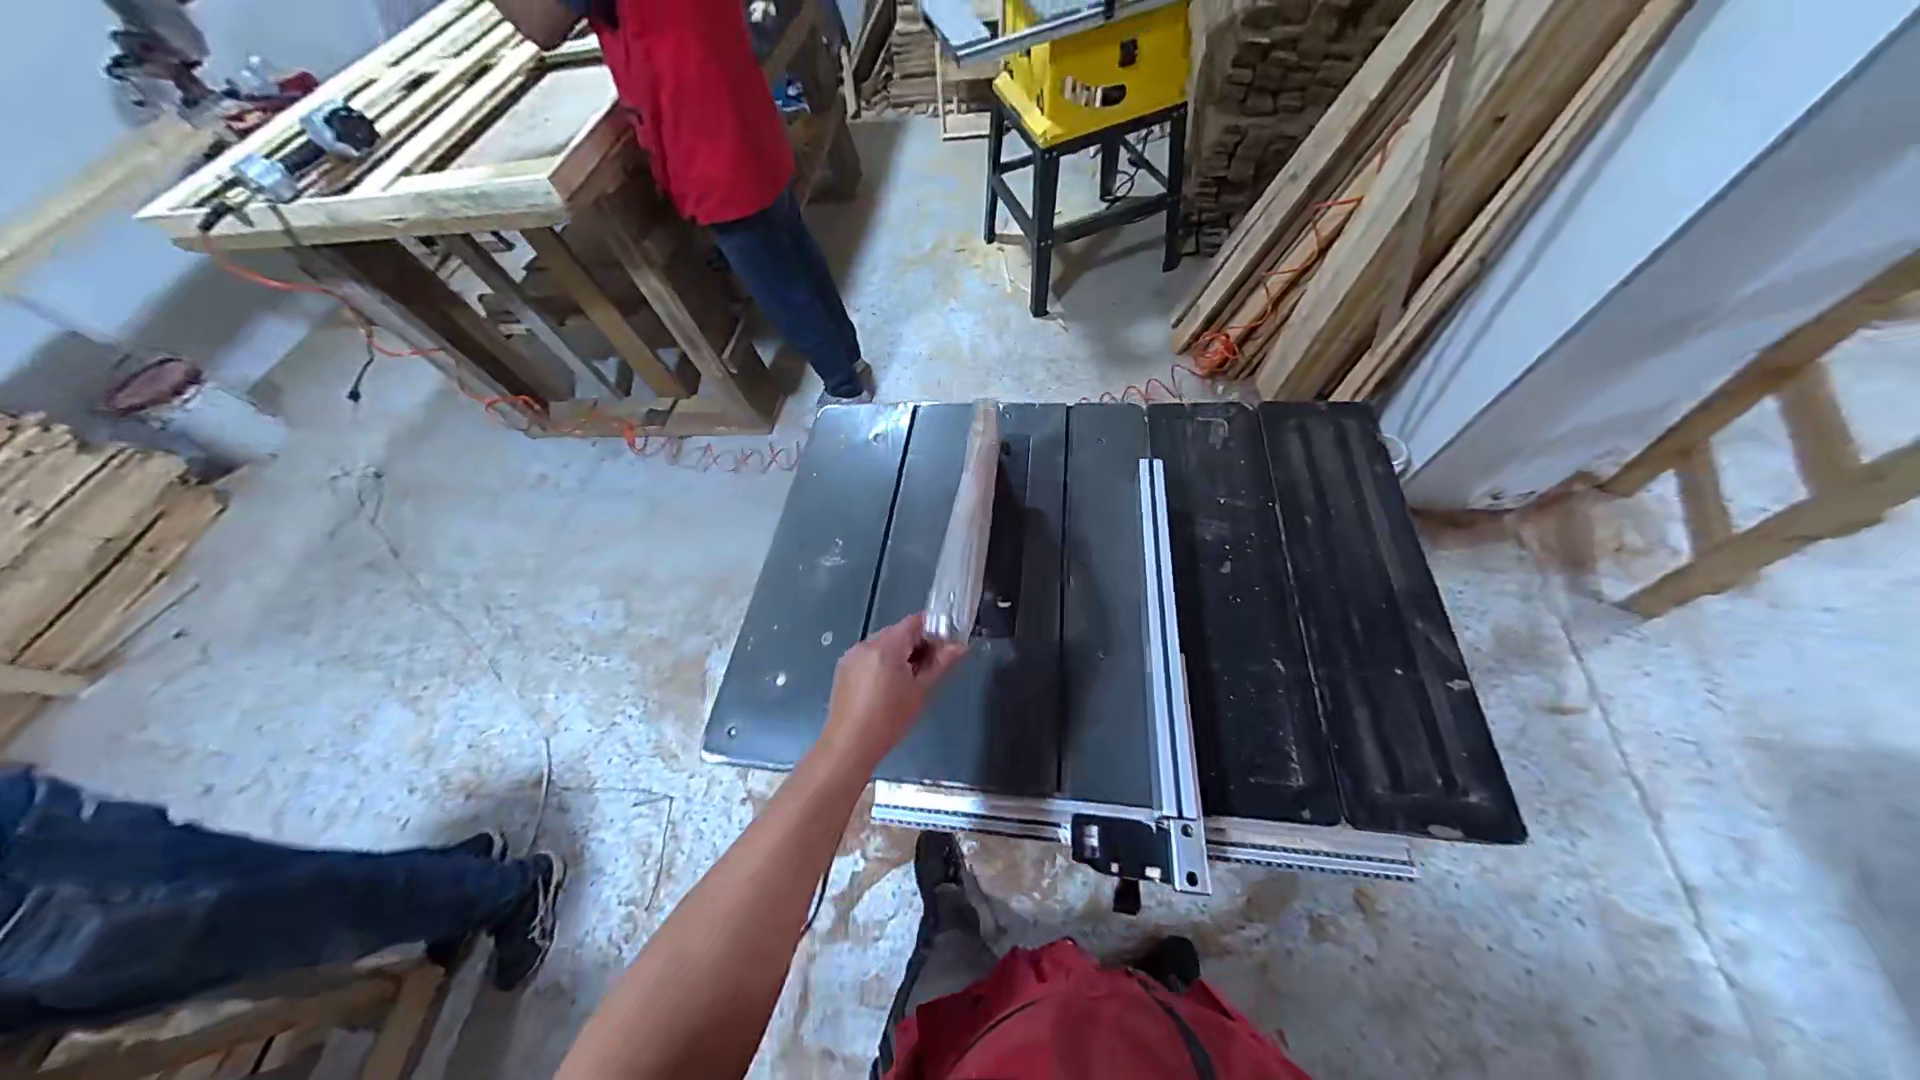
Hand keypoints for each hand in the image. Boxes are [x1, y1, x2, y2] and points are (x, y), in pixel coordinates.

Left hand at [818, 613, 967, 772]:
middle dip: (915, 644)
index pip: (914, 622)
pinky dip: (881, 662)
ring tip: (906, 681)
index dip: (932, 631)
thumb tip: (959, 646)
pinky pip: (868, 654)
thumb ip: (940, 664)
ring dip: (898, 653)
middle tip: (928, 669)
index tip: (943, 648)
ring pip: (883, 643)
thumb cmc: (889, 720)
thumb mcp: (920, 691)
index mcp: (886, 647)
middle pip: (898, 632)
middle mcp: (866, 644)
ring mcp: (851, 655)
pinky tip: (886, 686)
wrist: (850, 745)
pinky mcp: (843, 668)